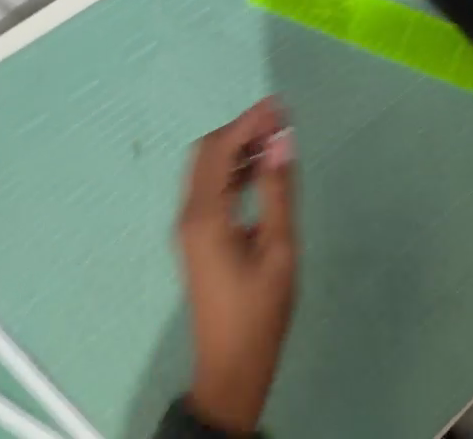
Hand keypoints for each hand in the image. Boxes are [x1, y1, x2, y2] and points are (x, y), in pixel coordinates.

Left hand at [176, 98, 297, 434]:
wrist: (231, 367)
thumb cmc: (260, 311)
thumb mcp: (280, 249)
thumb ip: (279, 191)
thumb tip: (282, 142)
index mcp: (206, 216)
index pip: (221, 150)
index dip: (250, 122)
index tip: (280, 106)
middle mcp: (190, 215)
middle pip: (207, 153)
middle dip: (242, 129)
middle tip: (280, 120)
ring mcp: (191, 227)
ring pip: (208, 169)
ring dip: (238, 148)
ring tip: (277, 137)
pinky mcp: (199, 237)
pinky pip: (212, 188)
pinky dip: (235, 169)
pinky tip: (263, 168)